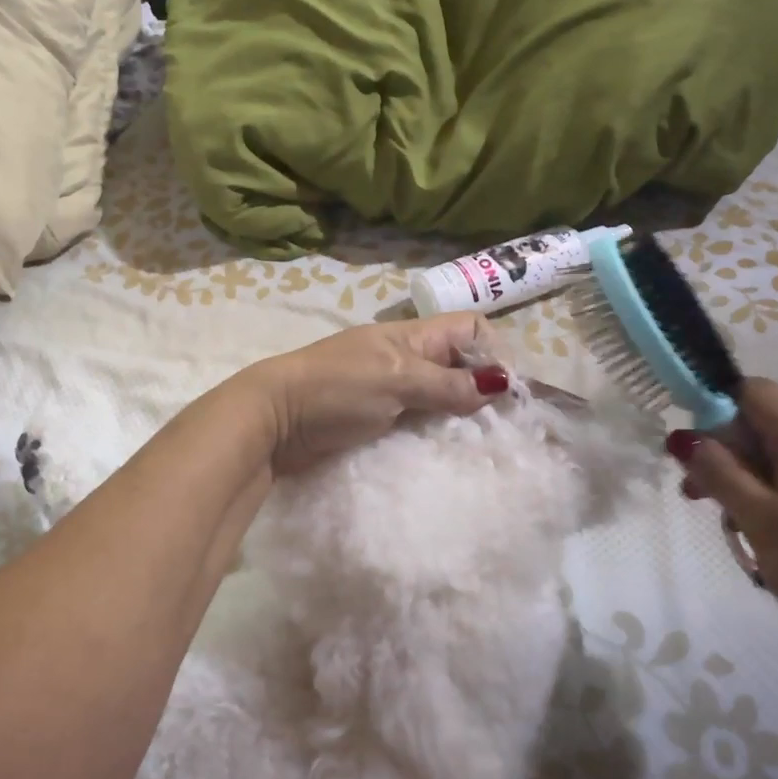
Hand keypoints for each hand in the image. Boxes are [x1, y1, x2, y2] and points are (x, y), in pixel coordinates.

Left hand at [239, 313, 509, 474]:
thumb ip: (447, 384)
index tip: (504, 391)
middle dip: (482, 388)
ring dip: (460, 415)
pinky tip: (445, 450)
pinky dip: (433, 432)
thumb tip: (499, 384)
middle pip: (458, 364)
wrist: (273, 421)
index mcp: (410, 337)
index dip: (493, 352)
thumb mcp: (397, 380)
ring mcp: (387, 389)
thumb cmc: (335, 389)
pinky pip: (416, 420)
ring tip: (480, 443)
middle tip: (502, 426)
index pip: (469, 328)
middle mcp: (404, 358)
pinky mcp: (374, 419)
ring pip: (439, 395)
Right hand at [670, 379, 777, 671]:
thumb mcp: (762, 522)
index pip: (753, 392)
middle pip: (771, 428)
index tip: (692, 454)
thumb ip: (720, 475)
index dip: (714, 410)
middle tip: (700, 502)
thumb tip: (686, 437)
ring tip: (742, 535)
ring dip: (756, 488)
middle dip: (729, 458)